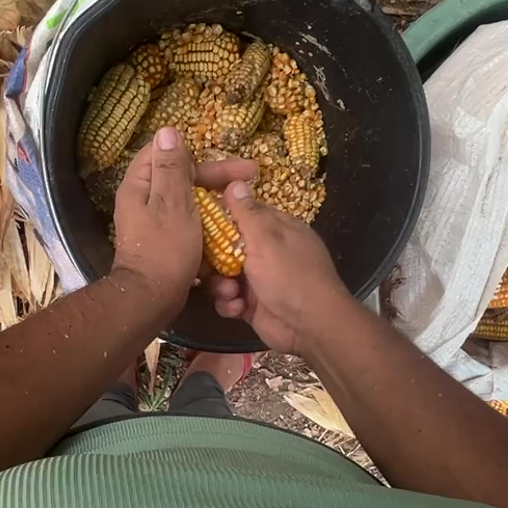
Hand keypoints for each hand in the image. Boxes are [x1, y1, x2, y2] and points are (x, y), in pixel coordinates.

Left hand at [110, 128, 255, 309]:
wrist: (151, 299)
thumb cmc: (164, 248)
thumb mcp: (172, 202)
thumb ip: (172, 168)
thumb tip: (167, 130)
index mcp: (141, 185)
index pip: (167, 153)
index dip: (199, 153)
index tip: (226, 158)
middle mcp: (144, 202)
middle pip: (183, 180)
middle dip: (217, 180)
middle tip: (252, 176)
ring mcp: (155, 226)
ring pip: (191, 207)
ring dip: (217, 208)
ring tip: (245, 209)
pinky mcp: (166, 246)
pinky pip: (191, 231)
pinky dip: (209, 232)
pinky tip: (230, 237)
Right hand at [207, 179, 354, 354]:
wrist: (309, 326)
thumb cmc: (290, 276)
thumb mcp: (266, 240)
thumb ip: (247, 213)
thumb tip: (236, 181)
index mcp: (275, 229)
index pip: (241, 214)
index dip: (218, 218)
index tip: (197, 224)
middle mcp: (267, 251)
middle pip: (227, 247)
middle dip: (215, 260)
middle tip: (209, 267)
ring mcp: (259, 279)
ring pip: (224, 275)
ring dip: (222, 286)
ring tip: (231, 293)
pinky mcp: (253, 304)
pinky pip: (229, 299)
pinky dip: (230, 304)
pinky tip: (237, 308)